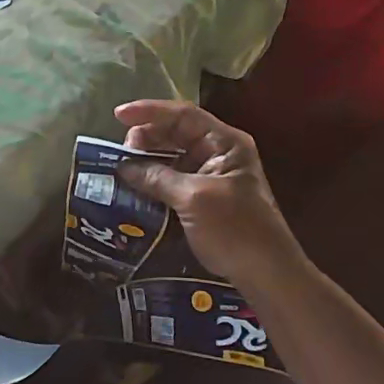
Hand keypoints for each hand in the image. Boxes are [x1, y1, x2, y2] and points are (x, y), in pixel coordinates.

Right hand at [114, 100, 303, 285]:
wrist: (265, 272)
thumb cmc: (235, 229)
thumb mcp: (193, 198)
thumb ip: (157, 178)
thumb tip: (124, 167)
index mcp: (224, 143)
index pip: (183, 115)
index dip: (149, 111)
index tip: (118, 116)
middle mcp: (218, 153)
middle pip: (176, 133)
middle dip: (146, 137)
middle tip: (119, 151)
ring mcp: (211, 176)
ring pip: (172, 157)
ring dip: (147, 160)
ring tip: (121, 167)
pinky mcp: (203, 198)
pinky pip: (173, 180)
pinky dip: (153, 180)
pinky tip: (133, 186)